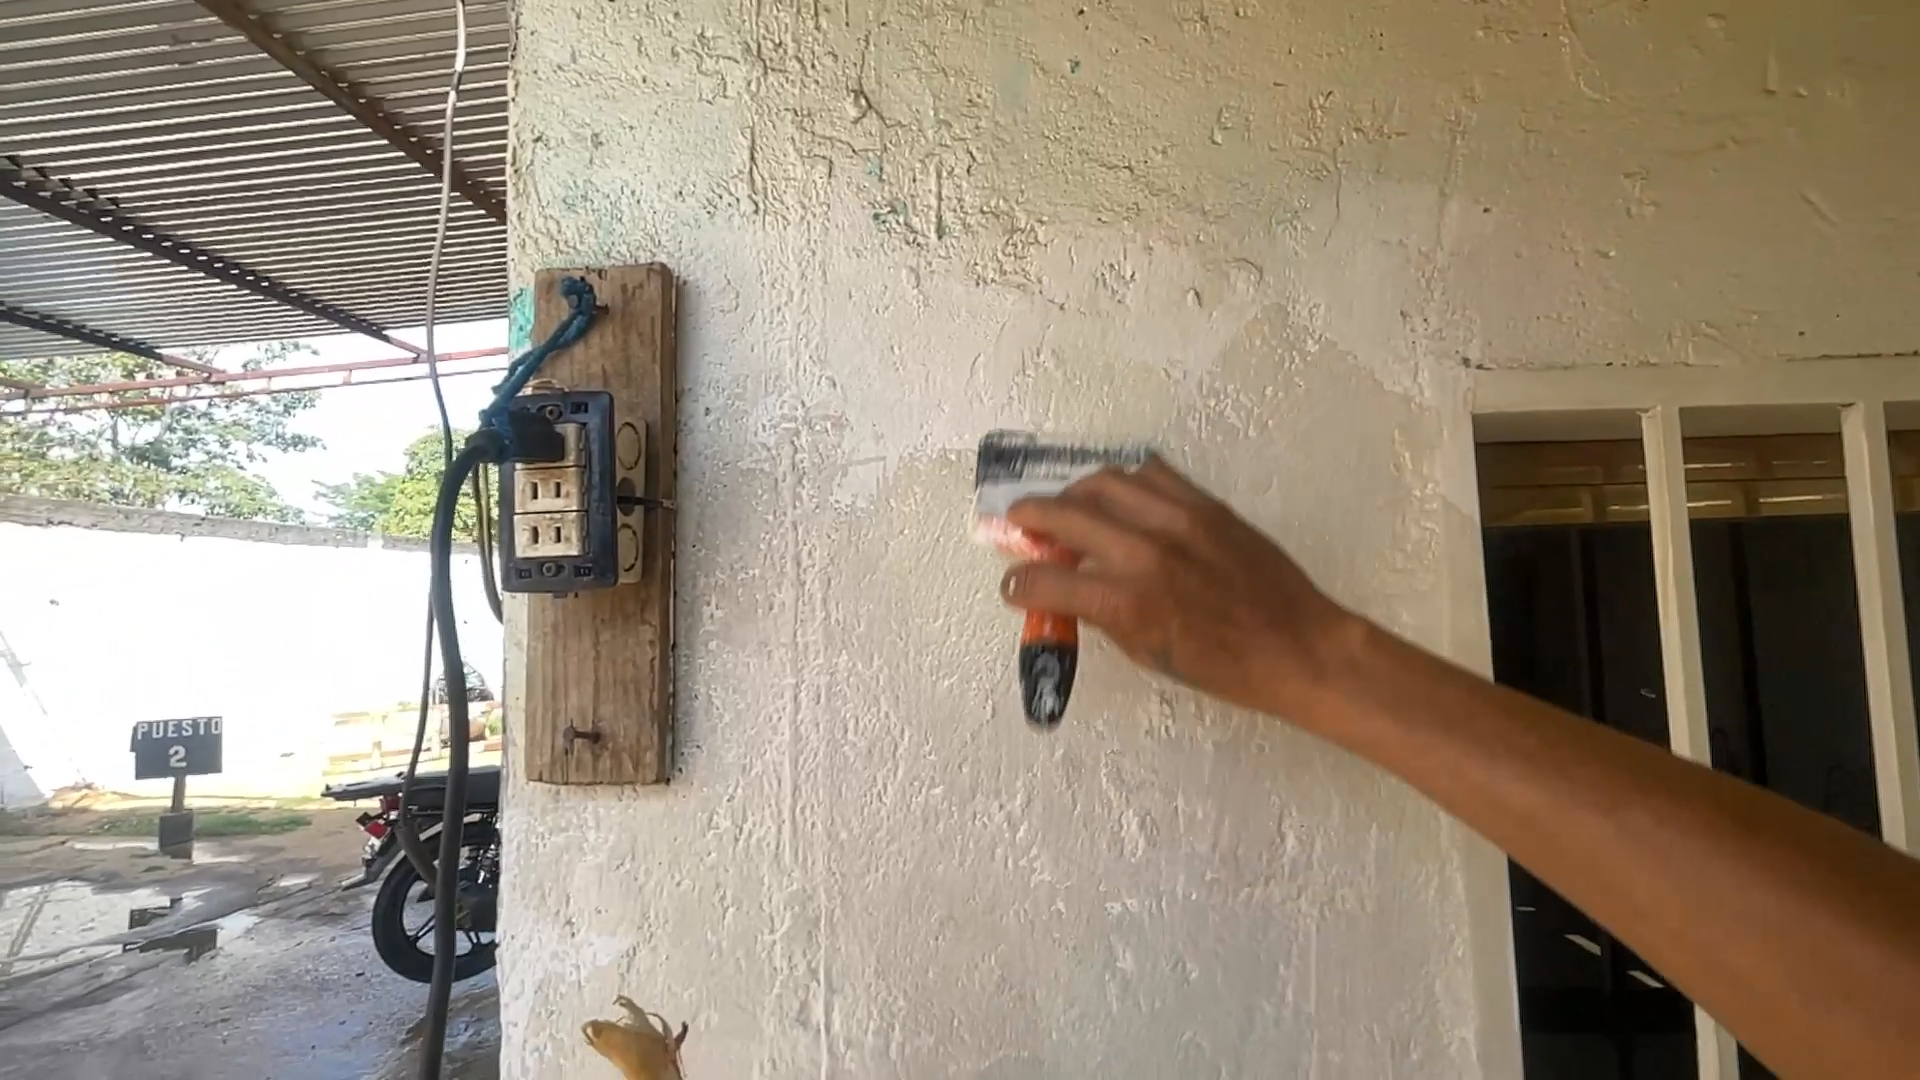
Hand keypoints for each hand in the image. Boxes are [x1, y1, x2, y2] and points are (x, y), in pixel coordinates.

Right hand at [998, 457, 1357, 716]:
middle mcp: (1144, 551)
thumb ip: (1099, 613)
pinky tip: (1119, 499)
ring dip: (1073, 492)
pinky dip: (1123, 483)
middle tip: (1018, 521)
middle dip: (1028, 515)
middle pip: (1064, 513)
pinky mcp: (1205, 504)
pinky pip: (1151, 474)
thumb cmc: (1221, 666)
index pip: (1046, 580)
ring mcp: (1177, 520)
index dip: (1017, 583)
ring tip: (1068, 505)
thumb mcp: (1145, 652)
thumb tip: (1066, 589)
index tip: (1012, 585)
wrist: (1296, 645)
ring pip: (1104, 482)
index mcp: (1127, 601)